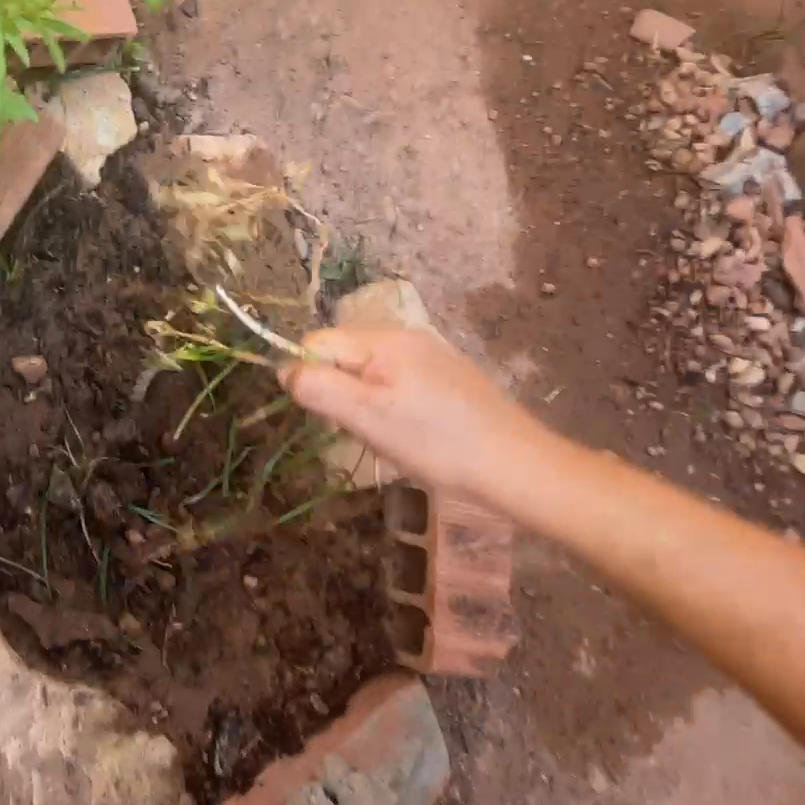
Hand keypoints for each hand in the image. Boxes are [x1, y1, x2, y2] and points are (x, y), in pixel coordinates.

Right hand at [280, 326, 559, 496]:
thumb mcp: (367, 417)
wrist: (520, 469)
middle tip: (362, 428)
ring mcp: (428, 353)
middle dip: (337, 390)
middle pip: (340, 353)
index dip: (310, 377)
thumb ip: (319, 388)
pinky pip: (393, 379)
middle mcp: (405, 335)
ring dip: (361, 400)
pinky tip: (411, 430)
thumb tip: (283, 370)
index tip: (331, 415)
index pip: (316, 342)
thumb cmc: (437, 443)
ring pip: (364, 369)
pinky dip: (387, 403)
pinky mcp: (444, 374)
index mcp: (384, 340)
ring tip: (388, 433)